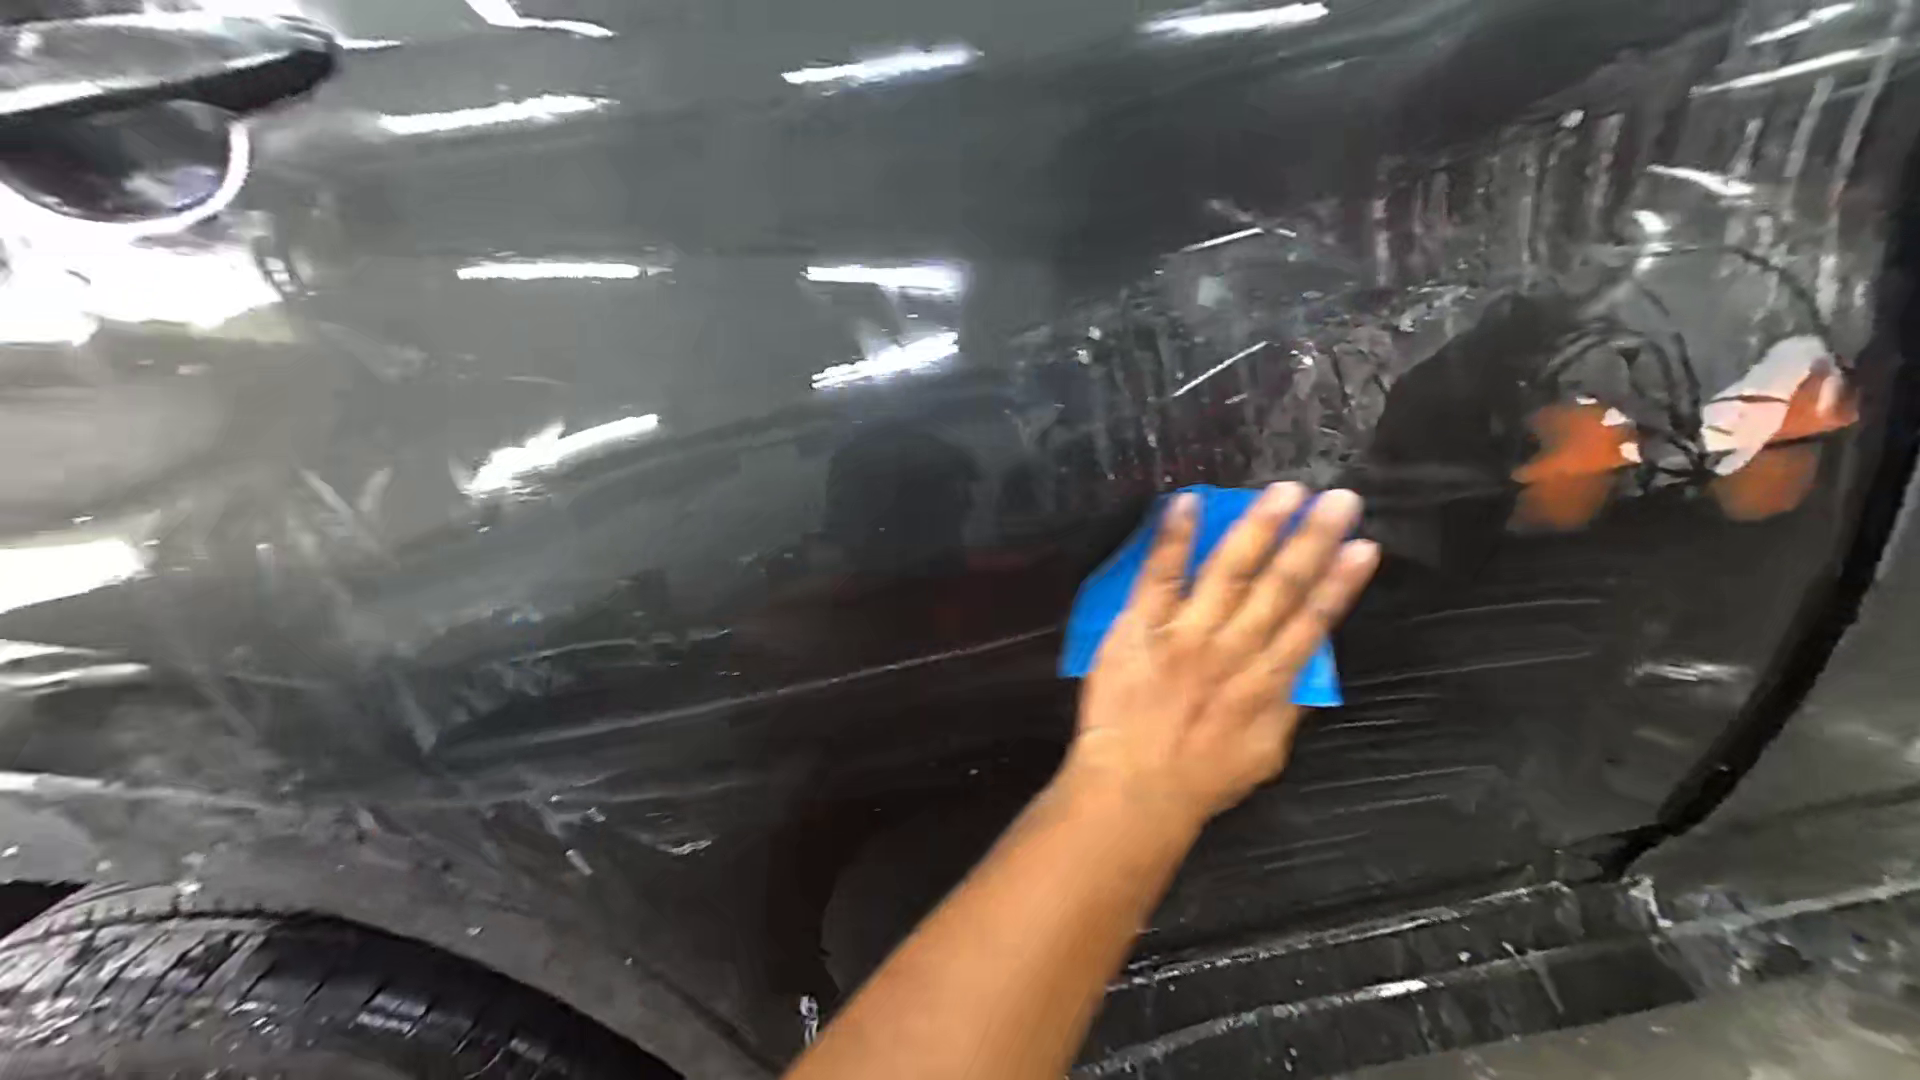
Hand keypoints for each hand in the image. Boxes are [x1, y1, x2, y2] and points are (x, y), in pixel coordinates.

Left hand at [1064, 484, 1378, 833]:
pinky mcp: (1140, 627)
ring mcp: (1186, 635)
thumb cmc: (1198, 778)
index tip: (1364, 546)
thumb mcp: (1264, 754)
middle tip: (1339, 498)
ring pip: (1230, 573)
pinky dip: (1173, 539)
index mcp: (1268, 684)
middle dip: (1312, 540)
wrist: (1132, 787)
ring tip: (1285, 492)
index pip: (1312, 622)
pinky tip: (1185, 502)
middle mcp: (1233, 651)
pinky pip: (1159, 576)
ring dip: (1259, 529)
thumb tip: (1302, 671)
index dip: (1340, 583)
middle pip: (1281, 587)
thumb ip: (1285, 708)